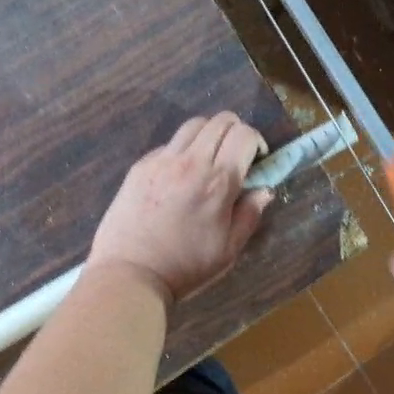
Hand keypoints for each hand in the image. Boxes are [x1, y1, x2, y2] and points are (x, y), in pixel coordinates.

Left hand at [89, 112, 273, 302]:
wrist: (130, 274)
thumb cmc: (186, 266)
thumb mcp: (229, 249)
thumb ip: (250, 214)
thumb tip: (264, 190)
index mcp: (219, 181)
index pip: (244, 135)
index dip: (256, 141)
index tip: (256, 159)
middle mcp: (192, 161)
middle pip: (220, 120)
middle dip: (236, 131)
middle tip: (236, 154)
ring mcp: (162, 160)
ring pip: (193, 125)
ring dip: (209, 134)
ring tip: (209, 158)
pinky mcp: (140, 166)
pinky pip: (169, 144)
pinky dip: (183, 150)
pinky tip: (180, 175)